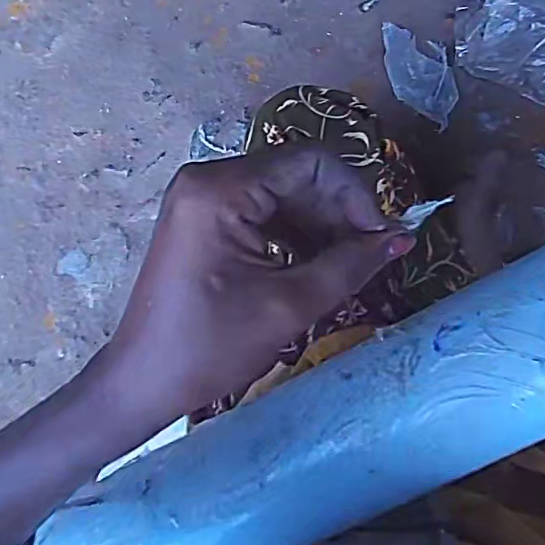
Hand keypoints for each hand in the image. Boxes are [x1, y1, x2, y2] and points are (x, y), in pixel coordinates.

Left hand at [106, 144, 412, 416]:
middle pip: (300, 174)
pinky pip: (267, 211)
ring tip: (349, 265)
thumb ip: (352, 265)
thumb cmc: (210, 347)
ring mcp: (206, 196)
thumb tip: (402, 237)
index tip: (381, 237)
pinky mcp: (207, 217)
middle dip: (342, 212)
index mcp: (222, 189)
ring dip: (324, 225)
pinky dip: (299, 234)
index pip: (313, 162)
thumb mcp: (290, 305)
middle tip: (371, 255)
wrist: (142, 382)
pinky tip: (318, 265)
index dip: (357, 195)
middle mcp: (211, 178)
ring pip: (288, 193)